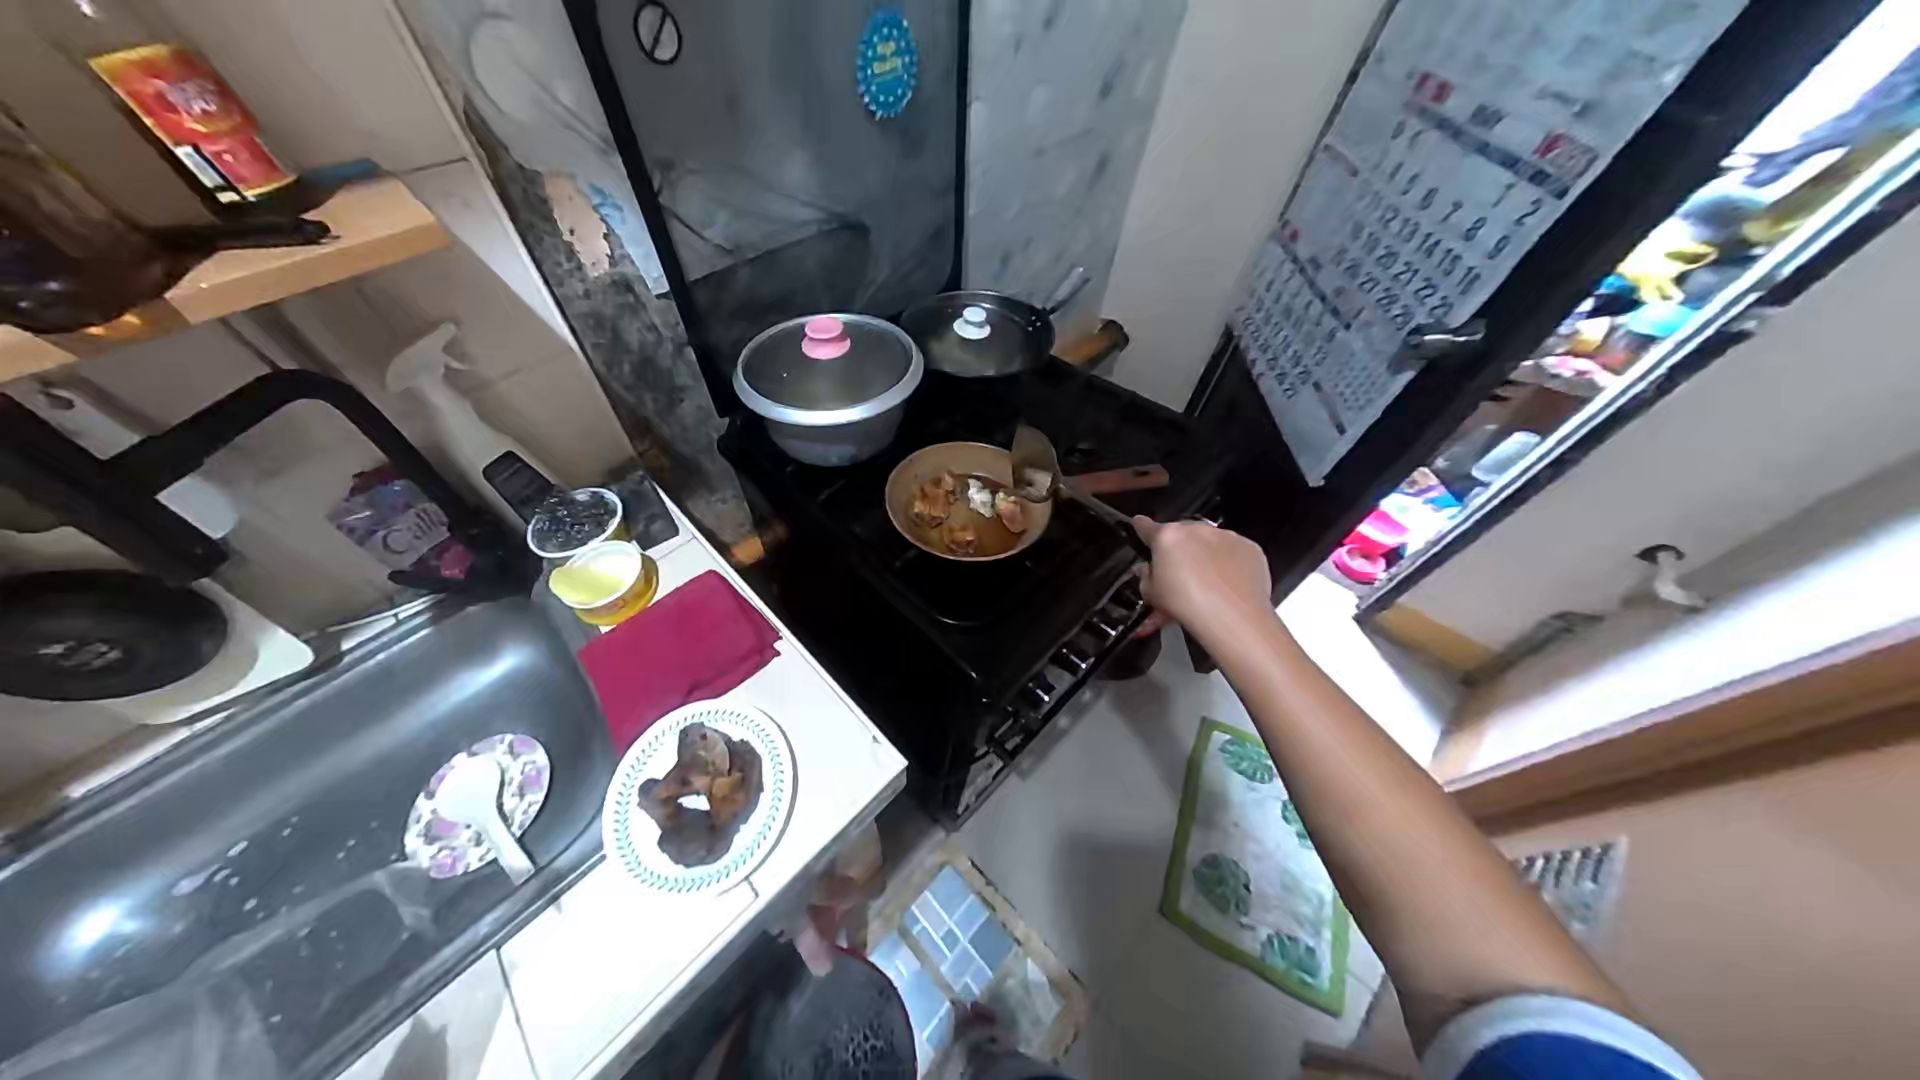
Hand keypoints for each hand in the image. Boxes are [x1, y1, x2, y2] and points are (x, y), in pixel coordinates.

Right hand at [1130, 517, 1272, 638]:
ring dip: (1203, 557)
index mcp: (1167, 537)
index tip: (1140, 525)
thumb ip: (1146, 577)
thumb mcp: (1153, 595)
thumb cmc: (1190, 604)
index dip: (1141, 528)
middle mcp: (1196, 530)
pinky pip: (1232, 551)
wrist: (1233, 617)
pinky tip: (1225, 585)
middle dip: (1177, 551)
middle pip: (1181, 536)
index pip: (1147, 527)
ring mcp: (1225, 537)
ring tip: (1204, 585)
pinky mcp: (1248, 548)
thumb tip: (1146, 571)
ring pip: (1208, 542)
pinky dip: (1228, 563)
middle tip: (1176, 576)